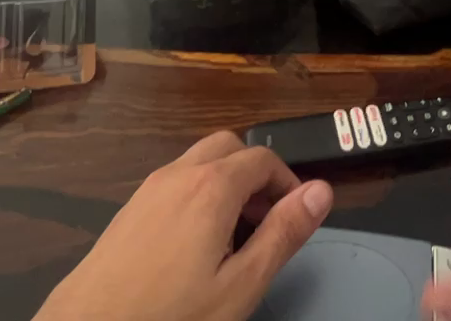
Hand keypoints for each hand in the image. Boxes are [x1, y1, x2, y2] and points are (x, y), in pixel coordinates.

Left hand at [35, 132, 332, 320]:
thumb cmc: (171, 315)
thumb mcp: (239, 286)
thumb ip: (283, 234)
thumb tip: (322, 189)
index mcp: (212, 185)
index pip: (264, 159)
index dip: (288, 184)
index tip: (293, 221)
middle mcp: (180, 172)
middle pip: (230, 147)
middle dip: (255, 175)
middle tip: (264, 224)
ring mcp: (149, 187)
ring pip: (200, 161)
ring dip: (226, 183)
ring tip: (231, 240)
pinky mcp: (128, 208)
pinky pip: (175, 181)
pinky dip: (197, 194)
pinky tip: (192, 247)